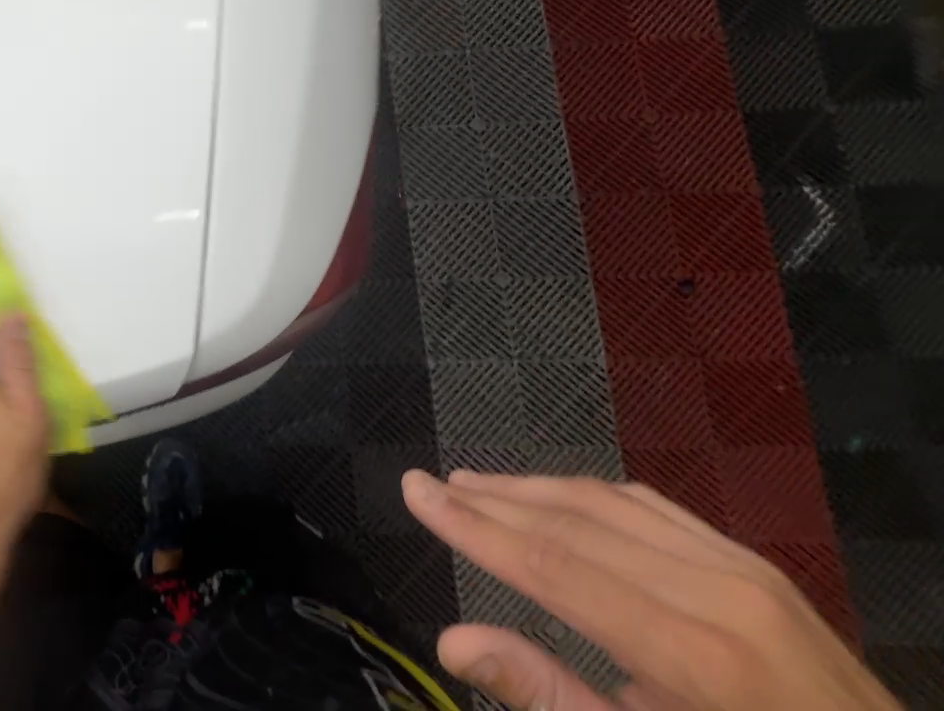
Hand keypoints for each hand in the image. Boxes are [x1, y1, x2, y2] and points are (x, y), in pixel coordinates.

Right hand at [402, 469, 901, 710]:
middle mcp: (717, 592)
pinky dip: (587, 493)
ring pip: (609, 504)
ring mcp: (744, 570)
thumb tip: (452, 640)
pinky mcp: (756, 565)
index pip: (551, 566)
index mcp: (693, 653)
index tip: (413, 490)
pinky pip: (653, 507)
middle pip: (574, 524)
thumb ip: (548, 694)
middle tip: (426, 481)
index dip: (472, 527)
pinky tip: (554, 493)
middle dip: (490, 501)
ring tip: (472, 483)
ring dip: (531, 488)